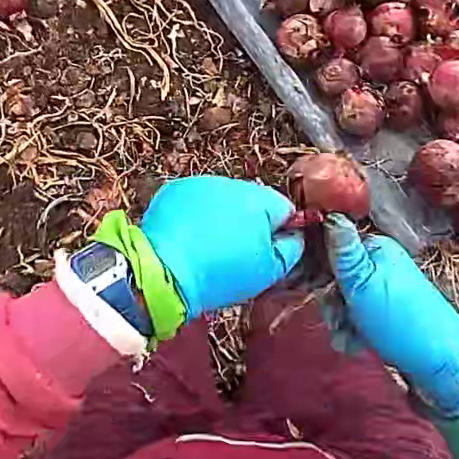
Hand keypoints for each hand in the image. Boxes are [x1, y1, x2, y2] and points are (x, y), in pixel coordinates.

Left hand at [138, 177, 304, 318]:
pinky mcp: (177, 189)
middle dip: (250, 223)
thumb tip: (295, 236)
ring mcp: (202, 184)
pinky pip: (197, 200)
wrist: (164, 272)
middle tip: (237, 254)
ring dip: (223, 217)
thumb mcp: (267, 272)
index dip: (280, 231)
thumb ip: (290, 249)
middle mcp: (232, 184)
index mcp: (259, 200)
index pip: (285, 208)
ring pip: (225, 199)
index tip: (268, 251)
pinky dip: (197, 215)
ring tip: (210, 248)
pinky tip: (191, 238)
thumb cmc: (218, 274)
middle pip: (254, 201)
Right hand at [326, 214, 458, 458]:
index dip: (317, 264)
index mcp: (375, 247)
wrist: (442, 367)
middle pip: (334, 275)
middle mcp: (379, 264)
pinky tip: (357, 346)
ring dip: (339, 320)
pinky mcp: (385, 316)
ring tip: (349, 336)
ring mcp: (383, 291)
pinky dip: (351, 333)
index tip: (314, 284)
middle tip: (338, 317)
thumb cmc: (401, 321)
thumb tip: (330, 213)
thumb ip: (342, 250)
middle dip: (329, 300)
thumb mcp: (363, 282)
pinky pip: (355, 319)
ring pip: (342, 300)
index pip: (332, 242)